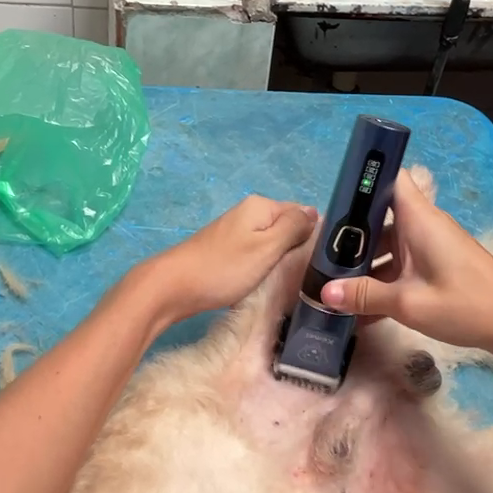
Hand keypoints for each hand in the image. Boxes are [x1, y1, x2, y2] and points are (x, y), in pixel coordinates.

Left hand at [135, 195, 315, 322]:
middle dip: (295, 248)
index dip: (312, 236)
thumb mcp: (268, 248)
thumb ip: (294, 227)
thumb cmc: (225, 268)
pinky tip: (262, 281)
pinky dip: (262, 266)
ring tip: (284, 280)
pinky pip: (256, 252)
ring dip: (279, 259)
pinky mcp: (226, 249)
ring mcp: (235, 230)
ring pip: (271, 242)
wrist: (174, 287)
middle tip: (302, 275)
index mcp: (261, 206)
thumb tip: (315, 212)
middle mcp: (248, 212)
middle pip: (286, 227)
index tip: (318, 262)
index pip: (302, 213)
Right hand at [320, 174, 492, 356]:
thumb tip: (324, 293)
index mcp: (418, 218)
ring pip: (389, 245)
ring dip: (365, 265)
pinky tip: (362, 310)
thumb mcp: (408, 303)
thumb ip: (364, 296)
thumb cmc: (465, 303)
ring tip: (334, 287)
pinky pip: (402, 265)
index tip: (332, 198)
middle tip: (319, 256)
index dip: (361, 178)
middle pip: (379, 217)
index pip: (388, 177)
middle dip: (350, 236)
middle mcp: (423, 225)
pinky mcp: (438, 266)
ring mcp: (432, 246)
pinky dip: (383, 280)